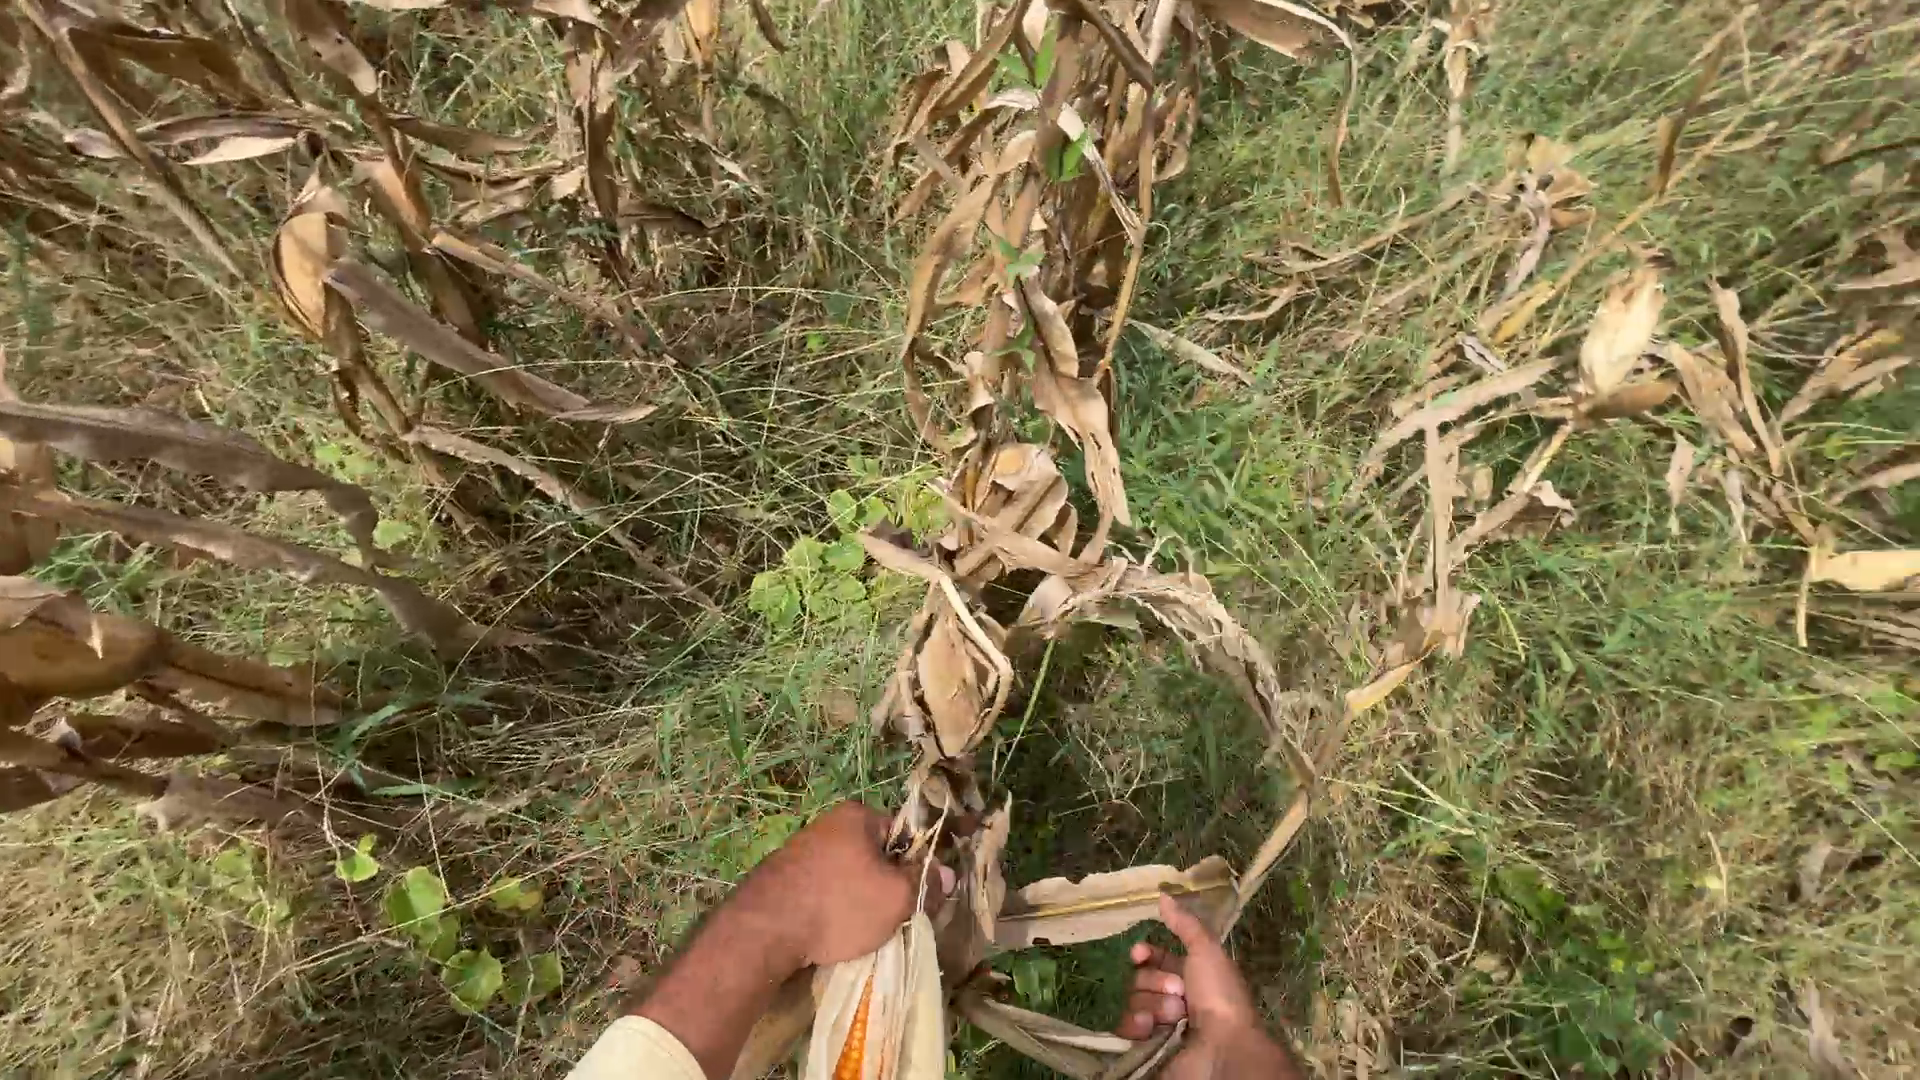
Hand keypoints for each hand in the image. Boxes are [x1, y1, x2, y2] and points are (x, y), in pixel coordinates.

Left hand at [739, 801, 943, 968]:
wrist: (765, 929)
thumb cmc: (839, 904)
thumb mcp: (896, 897)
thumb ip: (925, 883)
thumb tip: (948, 874)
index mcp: (857, 816)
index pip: (902, 834)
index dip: (914, 865)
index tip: (916, 895)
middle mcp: (828, 824)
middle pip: (874, 854)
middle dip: (884, 884)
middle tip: (890, 916)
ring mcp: (802, 849)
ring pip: (847, 874)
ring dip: (857, 898)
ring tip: (859, 930)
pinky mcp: (783, 876)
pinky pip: (822, 888)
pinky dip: (830, 907)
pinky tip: (829, 932)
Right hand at [1115, 894, 1301, 1079]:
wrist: (1224, 1050)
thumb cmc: (1219, 996)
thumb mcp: (1207, 951)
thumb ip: (1184, 923)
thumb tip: (1162, 895)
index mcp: (1188, 976)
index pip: (1153, 958)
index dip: (1144, 953)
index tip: (1139, 954)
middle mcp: (1171, 999)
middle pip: (1141, 978)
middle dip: (1155, 983)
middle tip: (1177, 993)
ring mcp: (1158, 1025)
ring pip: (1133, 1000)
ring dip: (1150, 1005)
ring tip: (1172, 1017)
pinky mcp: (1147, 1047)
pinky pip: (1125, 1026)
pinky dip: (1136, 1024)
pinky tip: (1150, 1028)